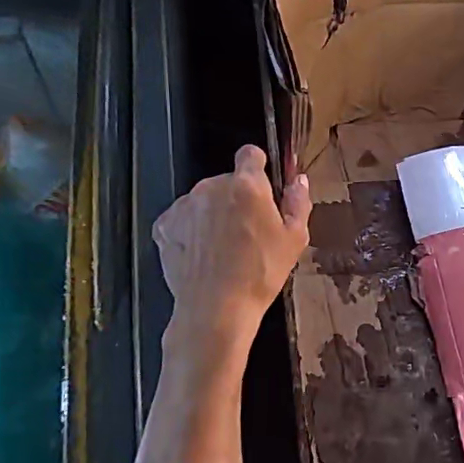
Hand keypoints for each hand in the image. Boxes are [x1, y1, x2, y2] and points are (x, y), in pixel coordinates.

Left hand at [153, 145, 310, 348]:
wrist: (216, 308)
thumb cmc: (261, 273)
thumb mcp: (294, 240)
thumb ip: (298, 203)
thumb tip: (298, 180)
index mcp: (247, 185)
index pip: (250, 154)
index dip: (258, 165)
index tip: (263, 184)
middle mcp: (211, 186)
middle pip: (227, 182)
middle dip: (238, 199)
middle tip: (249, 232)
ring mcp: (184, 205)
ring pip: (204, 201)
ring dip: (214, 215)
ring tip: (225, 249)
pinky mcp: (165, 226)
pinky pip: (183, 220)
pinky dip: (192, 232)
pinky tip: (204, 256)